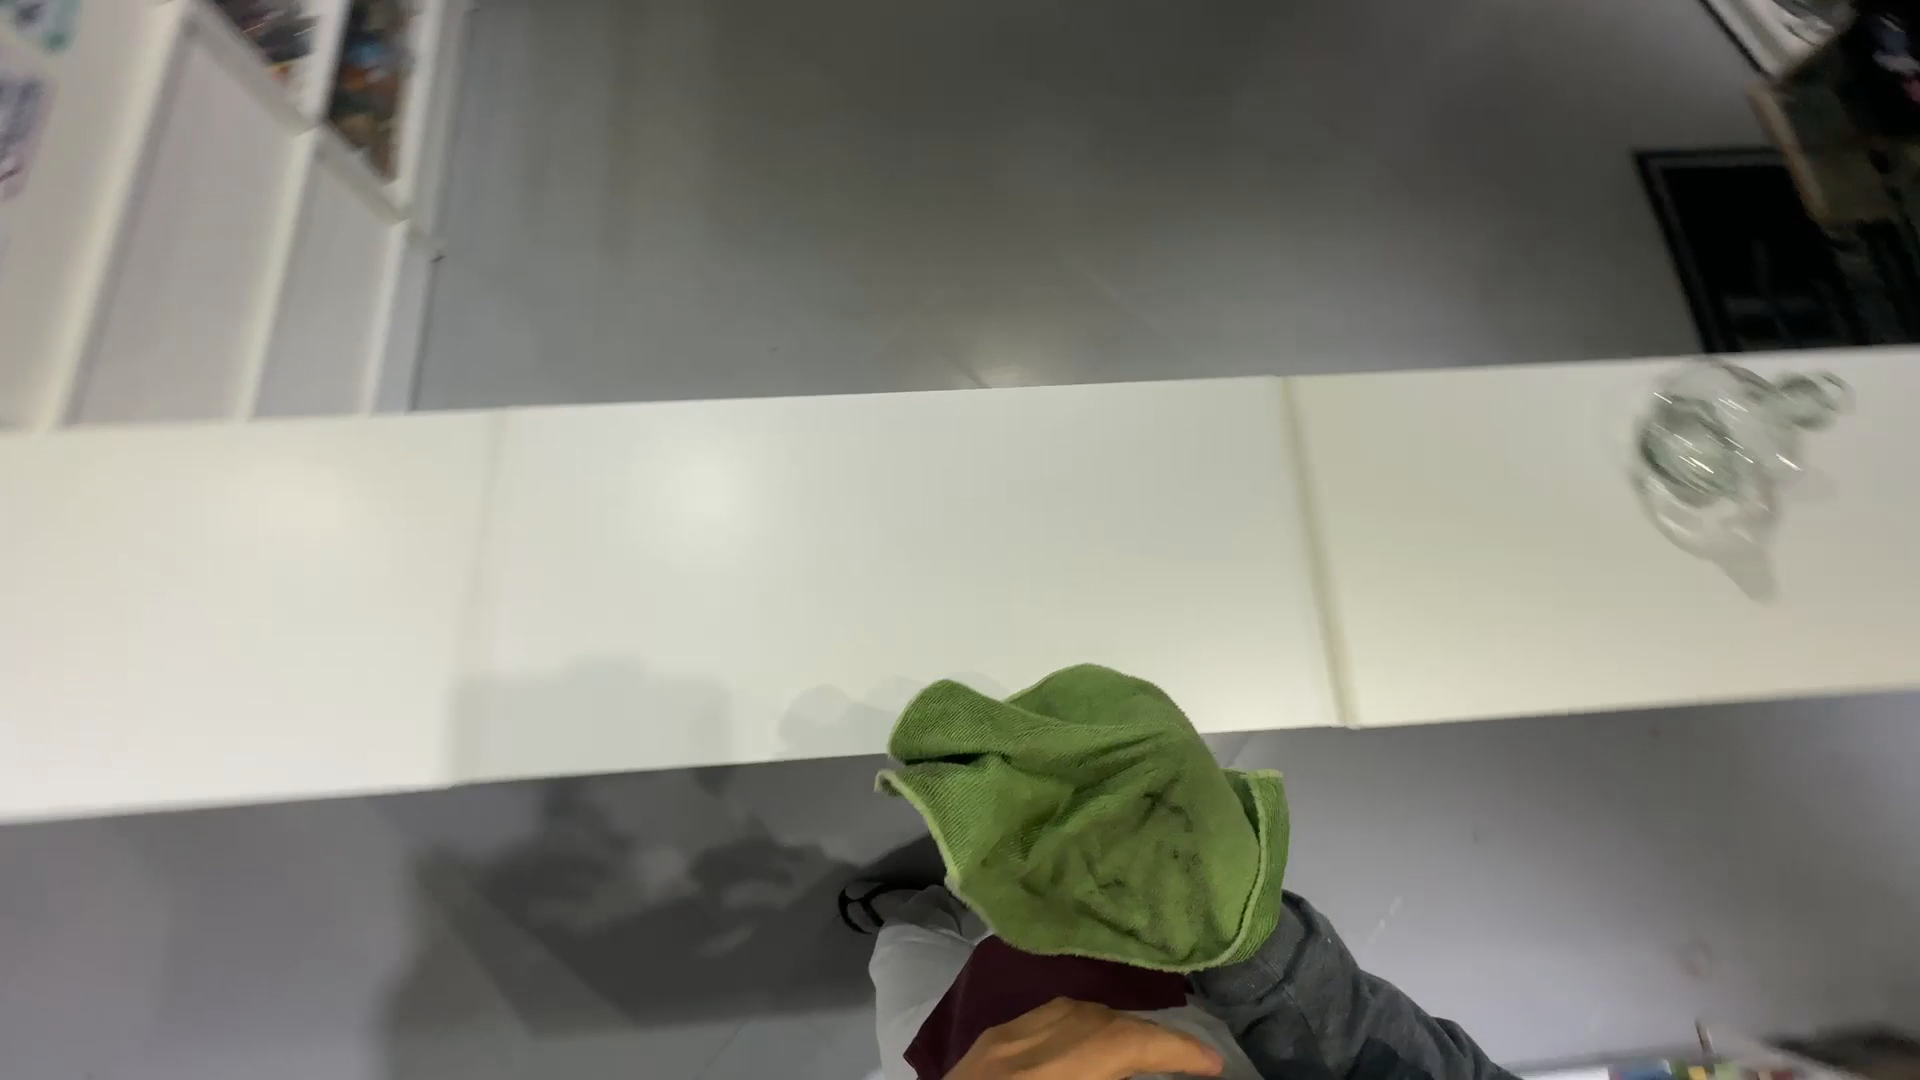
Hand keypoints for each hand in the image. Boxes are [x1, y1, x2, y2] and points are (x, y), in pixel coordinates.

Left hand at [945, 997, 1226, 1079]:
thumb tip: (1140, 1063)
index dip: (1172, 1048)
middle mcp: (1023, 1044)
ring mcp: (999, 1037)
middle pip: (1098, 1022)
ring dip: (1112, 1026)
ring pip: (1069, 1011)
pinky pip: (1042, 1017)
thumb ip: (1105, 1070)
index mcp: (1049, 1072)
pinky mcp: (984, 1041)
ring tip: (1142, 1048)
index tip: (1214, 1061)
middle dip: (1146, 1036)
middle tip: (1186, 1057)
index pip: (1122, 1045)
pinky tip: (1086, 1042)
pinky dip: (1075, 1024)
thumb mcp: (1072, 1079)